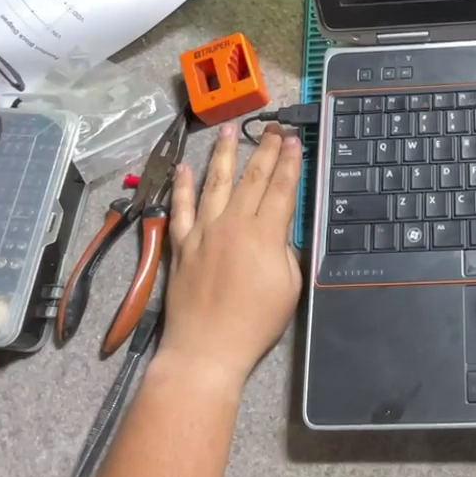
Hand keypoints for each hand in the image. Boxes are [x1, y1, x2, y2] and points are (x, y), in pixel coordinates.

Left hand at [160, 121, 303, 391]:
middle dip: (264, 149)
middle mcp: (233, 224)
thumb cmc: (255, 323)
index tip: (294, 139)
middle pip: (253, 178)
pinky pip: (181, 209)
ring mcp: (204, 231)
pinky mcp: (182, 245)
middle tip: (273, 127)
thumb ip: (287, 250)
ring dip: (224, 154)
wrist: (206, 349)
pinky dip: (183, 186)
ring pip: (216, 183)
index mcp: (264, 234)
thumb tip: (281, 228)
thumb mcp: (289, 286)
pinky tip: (186, 167)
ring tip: (228, 130)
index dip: (289, 162)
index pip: (281, 188)